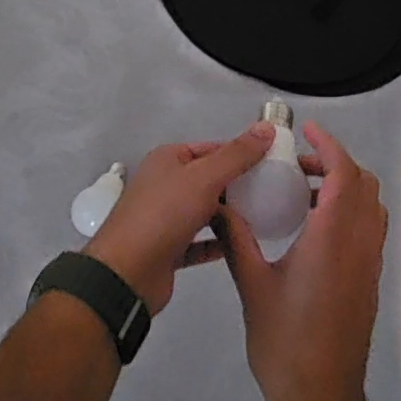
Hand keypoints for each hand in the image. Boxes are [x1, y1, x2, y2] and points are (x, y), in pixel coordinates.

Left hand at [83, 123, 272, 313]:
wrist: (128, 273)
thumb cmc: (164, 215)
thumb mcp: (205, 177)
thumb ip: (237, 154)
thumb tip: (267, 126)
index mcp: (168, 160)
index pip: (211, 148)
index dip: (240, 153)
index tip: (272, 163)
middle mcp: (164, 185)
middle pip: (209, 179)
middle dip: (238, 185)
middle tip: (273, 191)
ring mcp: (164, 218)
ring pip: (204, 211)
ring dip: (230, 214)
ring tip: (264, 216)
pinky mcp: (168, 249)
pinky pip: (200, 241)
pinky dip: (219, 242)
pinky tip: (242, 244)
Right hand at [216, 121, 385, 400]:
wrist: (321, 396)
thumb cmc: (283, 342)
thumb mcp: (252, 286)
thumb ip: (237, 240)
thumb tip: (219, 206)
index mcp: (332, 238)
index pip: (344, 173)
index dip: (329, 145)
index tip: (307, 131)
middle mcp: (360, 244)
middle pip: (364, 184)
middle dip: (336, 163)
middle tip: (299, 165)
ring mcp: (370, 264)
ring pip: (371, 207)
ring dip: (346, 188)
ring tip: (304, 193)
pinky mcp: (370, 281)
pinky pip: (370, 230)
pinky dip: (350, 212)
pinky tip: (314, 229)